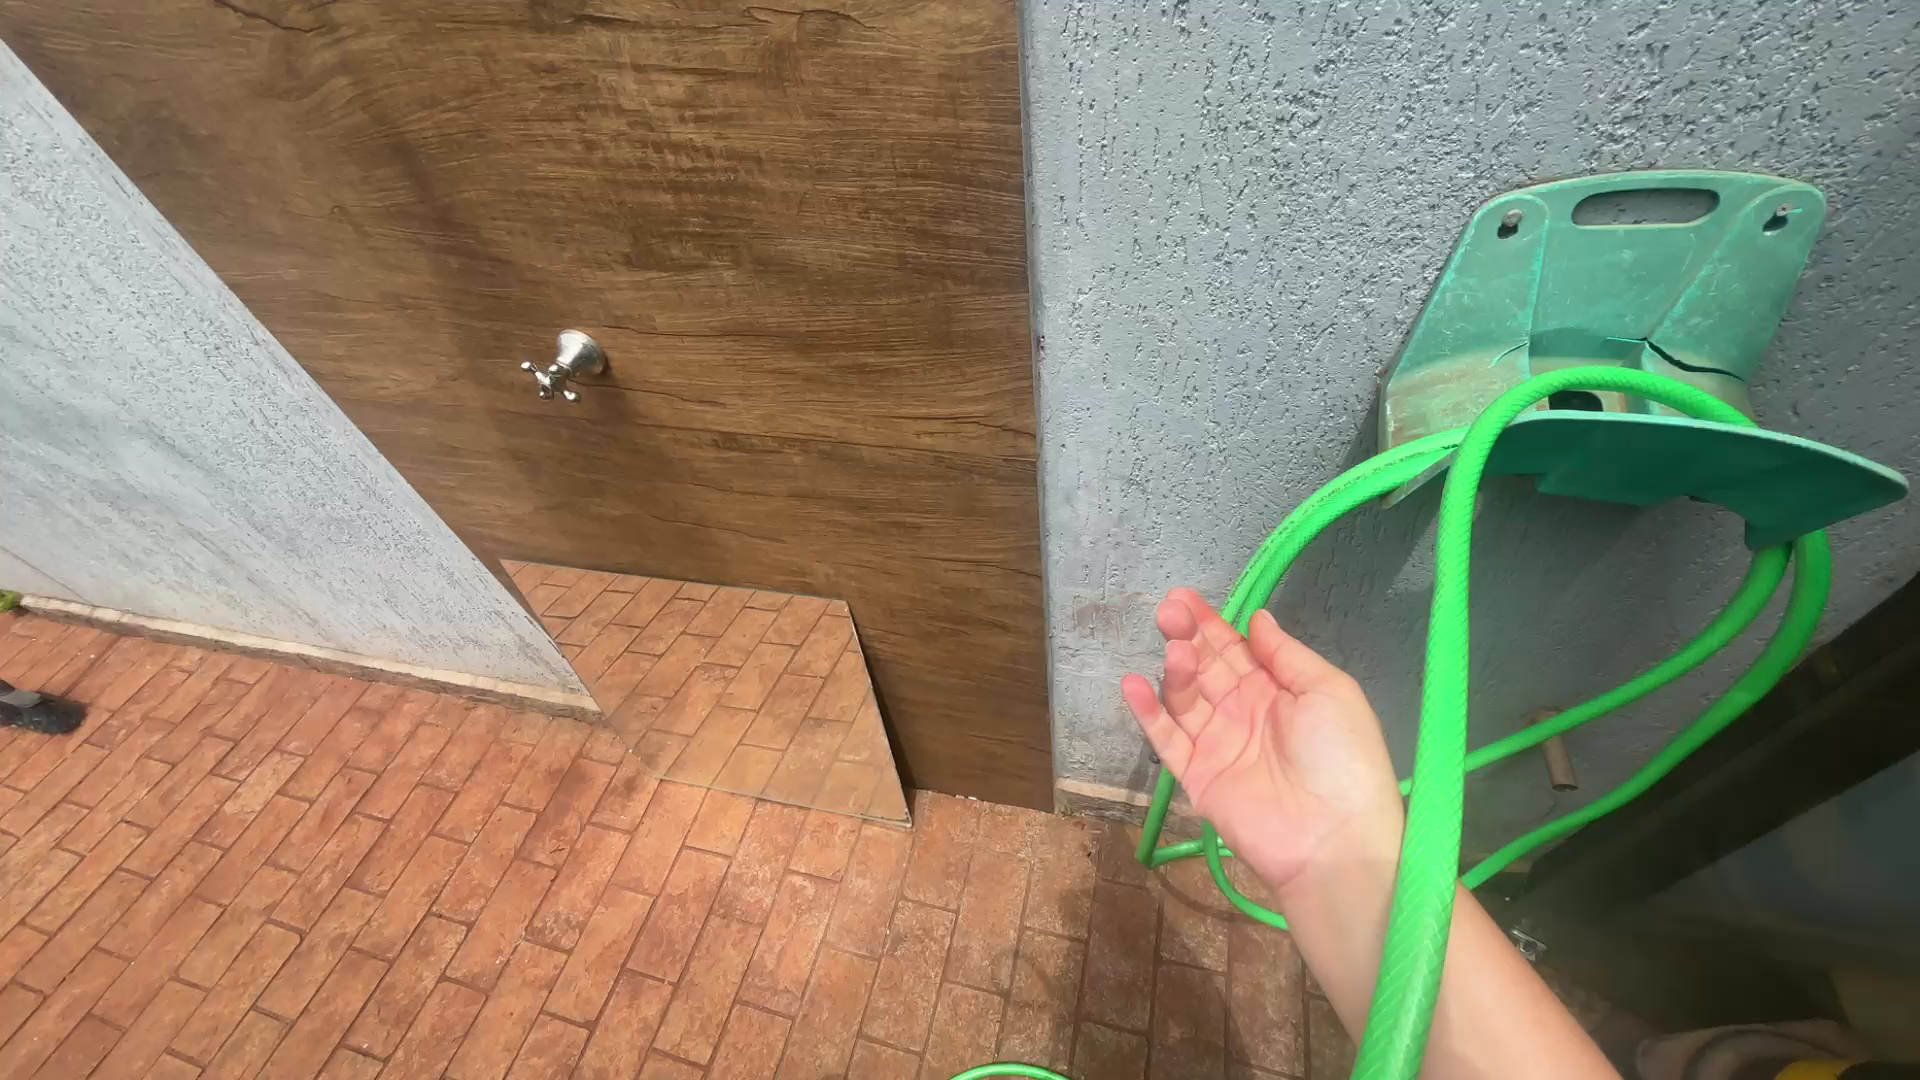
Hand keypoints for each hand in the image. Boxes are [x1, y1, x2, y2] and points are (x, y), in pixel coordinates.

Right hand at [1121, 588, 1404, 896]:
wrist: (1335, 840)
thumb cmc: (1342, 758)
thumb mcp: (1330, 692)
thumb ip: (1286, 654)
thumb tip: (1256, 618)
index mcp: (1275, 690)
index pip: (1233, 648)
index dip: (1209, 622)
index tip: (1183, 597)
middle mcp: (1241, 711)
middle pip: (1204, 666)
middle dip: (1186, 635)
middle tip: (1168, 611)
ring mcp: (1216, 743)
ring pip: (1184, 697)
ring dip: (1175, 670)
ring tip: (1175, 652)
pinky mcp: (1195, 774)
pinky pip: (1165, 738)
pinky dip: (1147, 712)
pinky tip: (1133, 685)